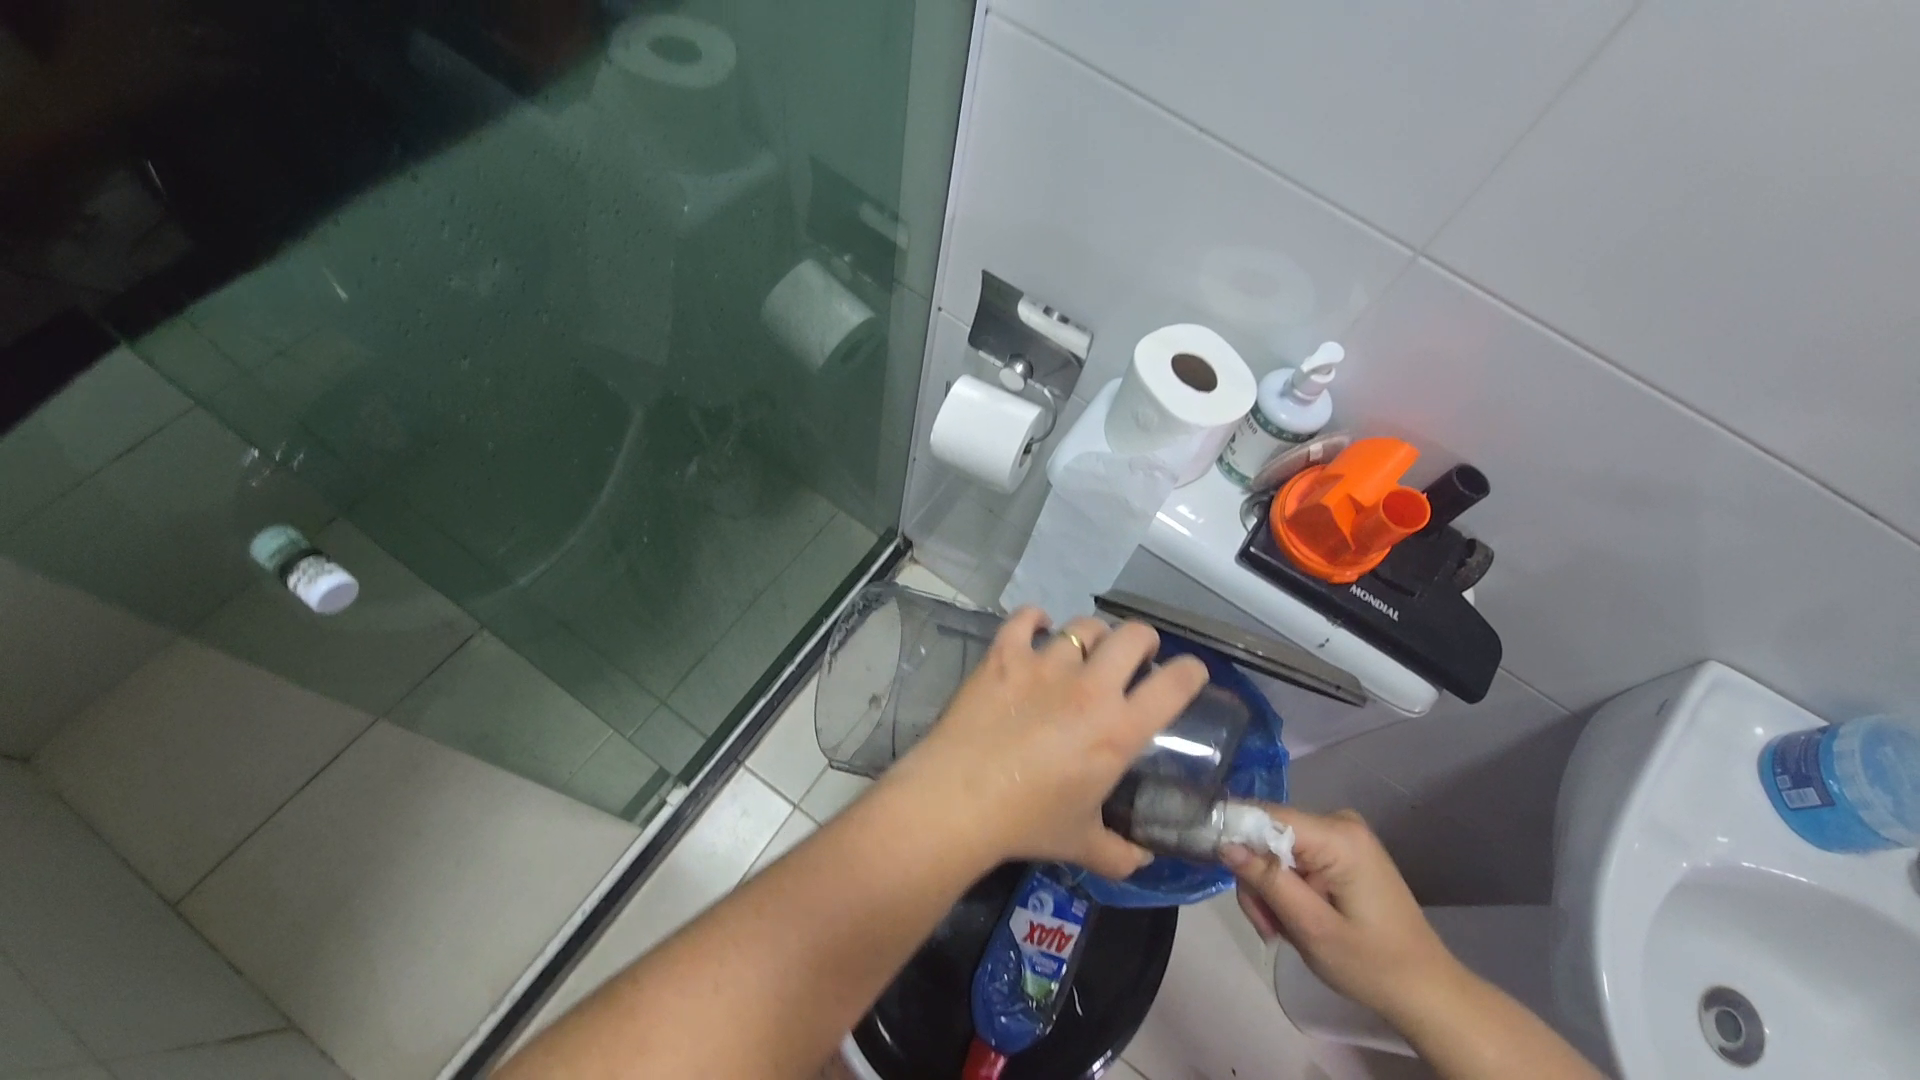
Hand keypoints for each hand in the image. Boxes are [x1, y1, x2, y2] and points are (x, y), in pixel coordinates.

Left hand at [882, 607, 1208, 879]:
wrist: (958, 802)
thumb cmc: (1026, 823)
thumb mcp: (1082, 843)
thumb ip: (1119, 853)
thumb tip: (1141, 860)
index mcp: (1119, 729)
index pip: (1175, 685)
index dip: (1192, 672)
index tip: (1190, 673)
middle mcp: (1090, 687)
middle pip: (1133, 636)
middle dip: (1143, 641)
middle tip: (1135, 657)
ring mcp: (1045, 665)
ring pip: (1082, 626)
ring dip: (1092, 635)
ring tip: (1086, 648)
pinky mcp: (1004, 656)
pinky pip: (1025, 619)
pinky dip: (1034, 618)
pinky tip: (1037, 626)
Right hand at [1223, 806, 1464, 1021]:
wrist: (1424, 989)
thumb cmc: (1371, 964)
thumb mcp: (1311, 928)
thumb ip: (1267, 881)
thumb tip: (1224, 844)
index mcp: (1338, 836)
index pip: (1265, 816)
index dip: (1234, 837)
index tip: (1223, 876)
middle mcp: (1338, 823)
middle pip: (1267, 835)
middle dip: (1258, 881)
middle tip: (1268, 929)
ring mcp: (1341, 836)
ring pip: (1275, 849)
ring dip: (1269, 891)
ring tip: (1283, 932)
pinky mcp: (1340, 851)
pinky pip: (1293, 857)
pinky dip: (1286, 889)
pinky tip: (1296, 920)